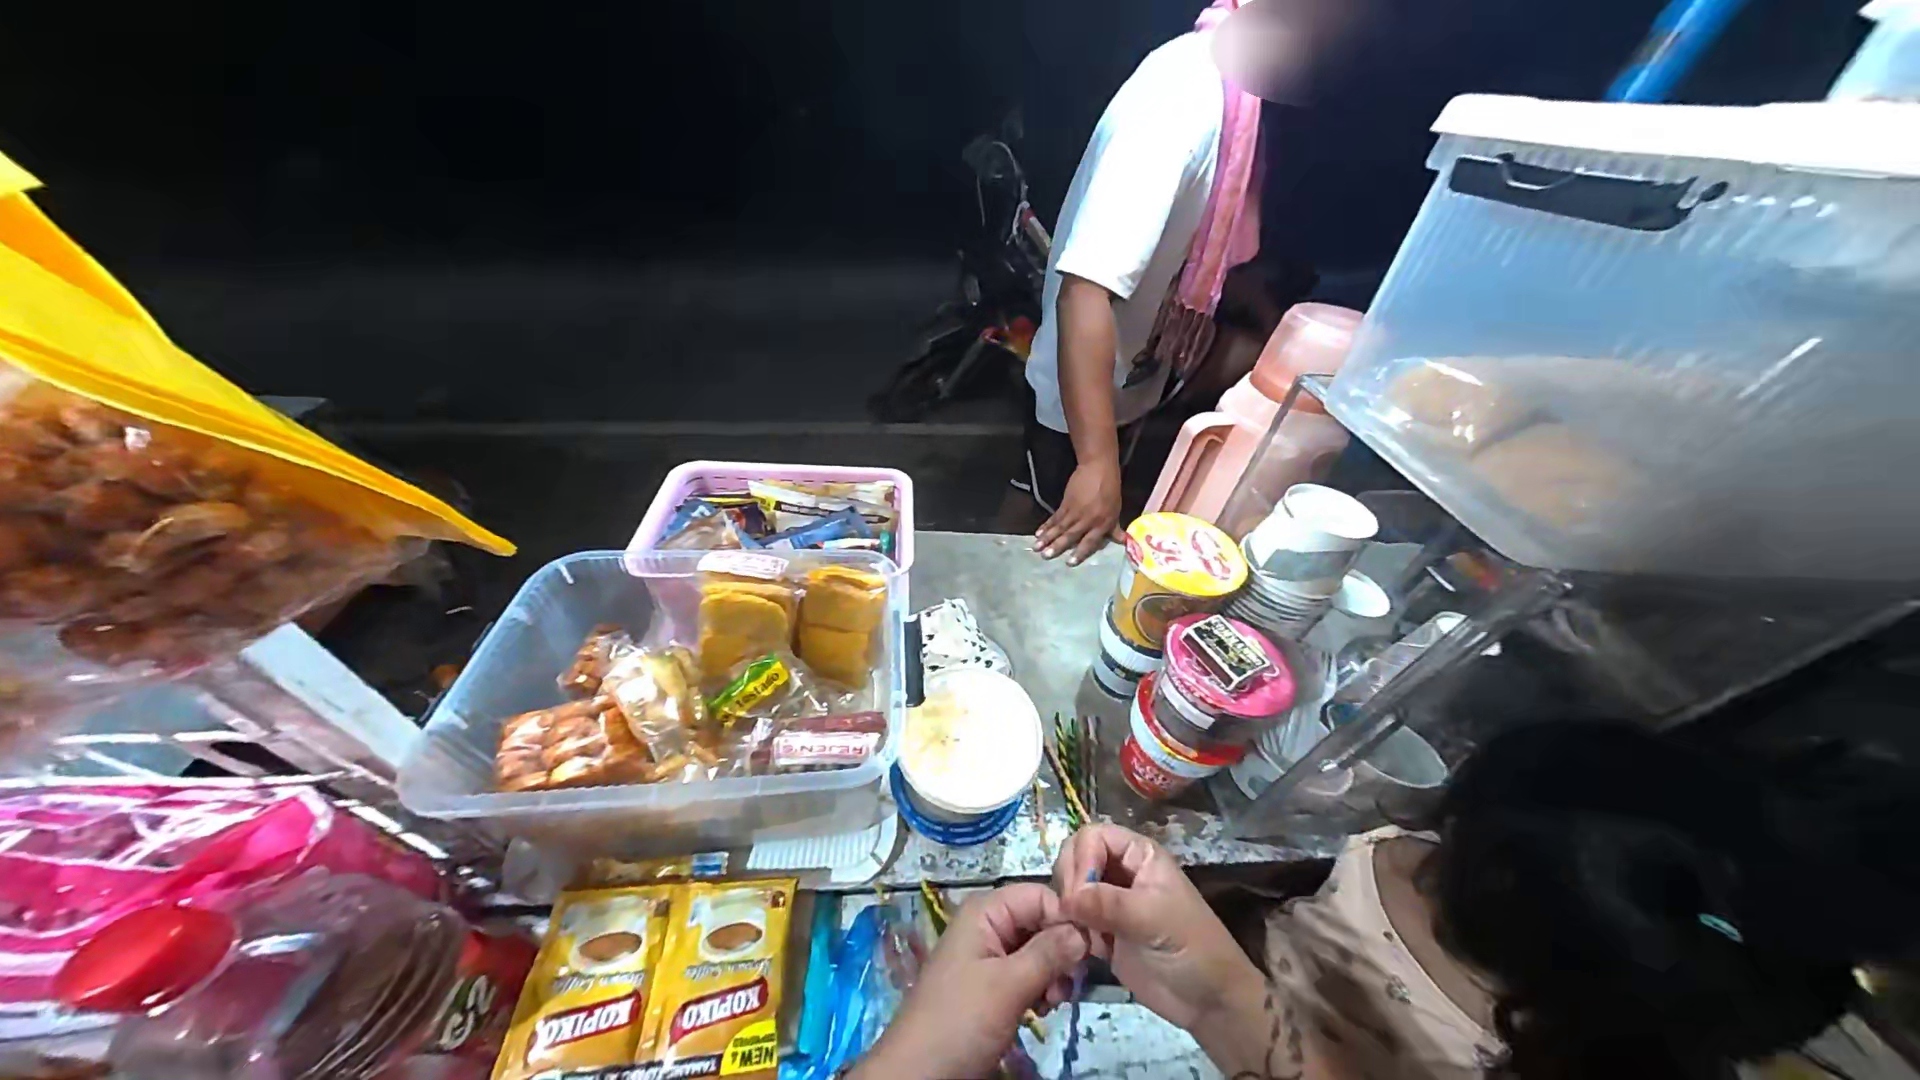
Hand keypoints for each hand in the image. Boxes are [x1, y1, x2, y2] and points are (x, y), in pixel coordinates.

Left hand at [852, 884, 1088, 1079]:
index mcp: (986, 910)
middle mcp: (989, 924)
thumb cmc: (961, 1020)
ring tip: (1054, 1001)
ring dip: (1053, 973)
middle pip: (1040, 921)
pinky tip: (1043, 1008)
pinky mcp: (993, 983)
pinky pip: (1028, 972)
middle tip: (1069, 984)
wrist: (918, 1073)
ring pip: (1037, 949)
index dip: (1066, 918)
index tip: (1091, 950)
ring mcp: (990, 954)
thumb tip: (1085, 931)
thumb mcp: (1007, 986)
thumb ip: (1048, 954)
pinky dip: (1041, 988)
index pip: (1039, 895)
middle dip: (1060, 950)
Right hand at [1035, 459, 1124, 565]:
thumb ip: (1115, 527)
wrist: (1098, 468)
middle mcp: (1088, 520)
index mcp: (1102, 523)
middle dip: (1057, 546)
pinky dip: (1046, 525)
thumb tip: (1123, 542)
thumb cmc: (1110, 489)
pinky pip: (1055, 517)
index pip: (1090, 541)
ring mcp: (1075, 511)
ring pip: (1060, 528)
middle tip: (1045, 556)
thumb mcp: (1116, 509)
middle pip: (1071, 536)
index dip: (1080, 552)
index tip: (1069, 562)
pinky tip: (1038, 532)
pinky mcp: (1066, 503)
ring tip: (1036, 547)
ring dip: (1047, 538)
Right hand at [1053, 824, 1265, 1033]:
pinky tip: (1081, 947)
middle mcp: (1119, 869)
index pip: (1093, 836)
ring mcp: (1108, 899)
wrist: (1208, 1001)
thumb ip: (1109, 904)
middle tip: (1073, 914)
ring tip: (1080, 934)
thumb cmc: (1191, 947)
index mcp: (1137, 854)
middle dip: (1069, 882)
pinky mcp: (1100, 928)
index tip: (1080, 894)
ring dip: (1067, 907)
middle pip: (1075, 856)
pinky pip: (1071, 916)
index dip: (1082, 859)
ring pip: (1069, 885)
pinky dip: (1069, 928)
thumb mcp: (1153, 919)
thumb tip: (1067, 898)